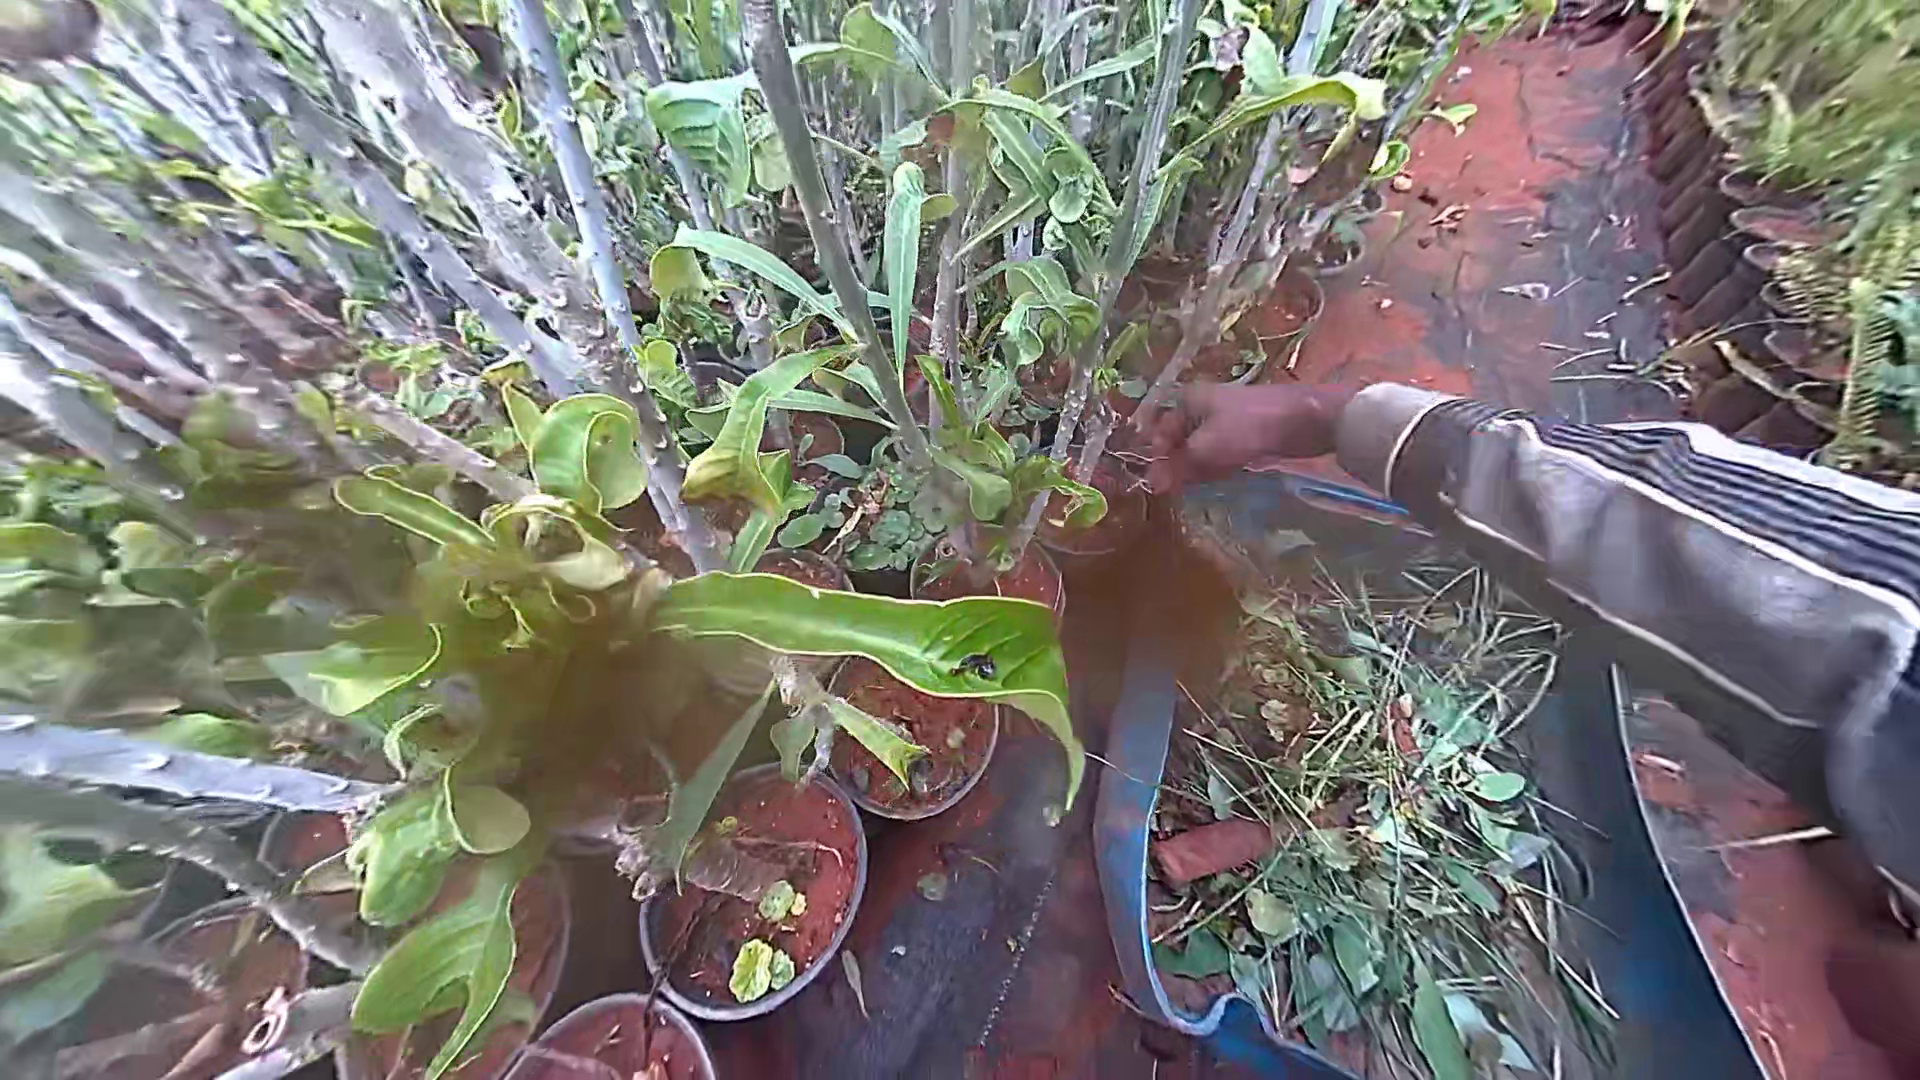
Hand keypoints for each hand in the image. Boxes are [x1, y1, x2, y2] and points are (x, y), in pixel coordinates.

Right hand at [1146, 383, 1356, 491]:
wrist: (1308, 419)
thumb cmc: (1250, 426)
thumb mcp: (1206, 447)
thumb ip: (1177, 468)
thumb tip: (1154, 485)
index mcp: (1188, 401)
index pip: (1160, 431)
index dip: (1157, 457)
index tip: (1159, 483)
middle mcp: (1202, 408)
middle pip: (1178, 441)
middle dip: (1176, 465)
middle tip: (1178, 488)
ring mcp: (1224, 421)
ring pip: (1197, 450)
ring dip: (1195, 468)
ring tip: (1201, 481)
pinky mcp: (1243, 434)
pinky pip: (1218, 454)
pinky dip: (1214, 466)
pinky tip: (1221, 475)